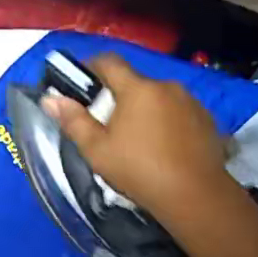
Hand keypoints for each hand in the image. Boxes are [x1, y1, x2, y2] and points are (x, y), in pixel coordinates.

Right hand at [42, 53, 239, 218]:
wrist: (193, 194)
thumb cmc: (138, 170)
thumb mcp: (97, 150)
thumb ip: (74, 121)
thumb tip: (50, 99)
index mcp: (137, 89)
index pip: (109, 62)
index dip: (91, 66)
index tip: (81, 82)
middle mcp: (166, 86)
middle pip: (136, 83)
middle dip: (120, 98)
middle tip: (109, 126)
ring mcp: (191, 102)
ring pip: (160, 99)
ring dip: (147, 112)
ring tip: (140, 142)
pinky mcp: (207, 120)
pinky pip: (180, 114)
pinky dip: (169, 125)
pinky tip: (166, 150)